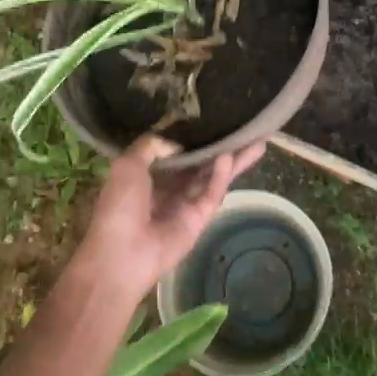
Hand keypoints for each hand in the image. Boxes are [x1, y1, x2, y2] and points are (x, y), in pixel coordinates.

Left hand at [70, 134, 265, 299]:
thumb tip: (176, 143)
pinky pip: (212, 194)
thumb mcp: (126, 165)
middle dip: (224, 148)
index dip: (196, 140)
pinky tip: (228, 158)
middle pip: (203, 164)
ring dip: (233, 160)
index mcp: (150, 176)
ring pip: (214, 177)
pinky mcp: (199, 219)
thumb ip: (150, 146)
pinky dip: (220, 177)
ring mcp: (187, 205)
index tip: (213, 121)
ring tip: (257, 142)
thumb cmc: (119, 206)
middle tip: (248, 131)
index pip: (179, 154)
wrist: (121, 254)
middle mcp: (171, 189)